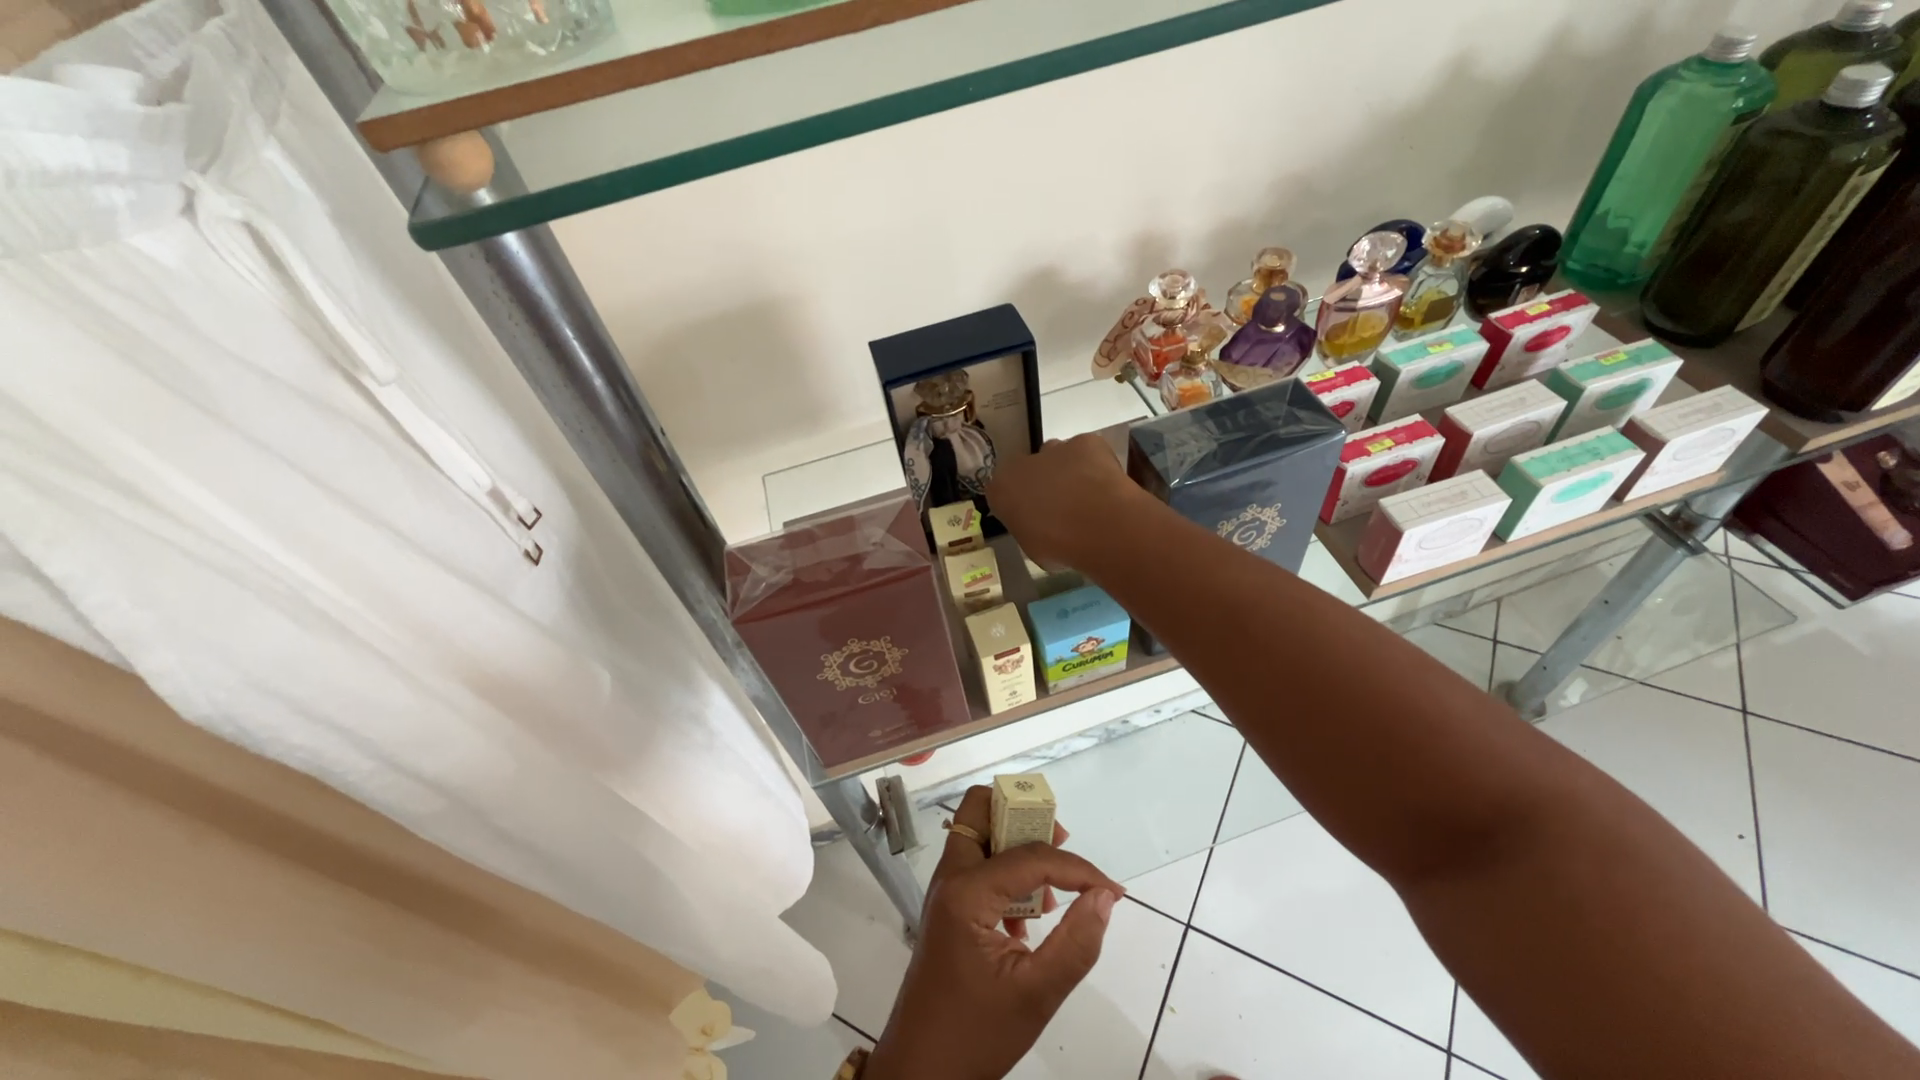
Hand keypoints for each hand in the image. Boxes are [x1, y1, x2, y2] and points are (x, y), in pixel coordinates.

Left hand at [863, 786, 1125, 1079]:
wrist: (921, 1071)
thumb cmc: (977, 1033)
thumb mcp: (1037, 993)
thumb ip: (1077, 941)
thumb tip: (1106, 895)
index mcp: (967, 892)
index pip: (1031, 855)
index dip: (1078, 868)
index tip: (1113, 889)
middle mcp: (951, 878)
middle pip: (981, 810)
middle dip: (1025, 816)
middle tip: (1063, 847)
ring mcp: (946, 892)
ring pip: (980, 835)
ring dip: (1017, 844)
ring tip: (1053, 890)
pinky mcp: (950, 909)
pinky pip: (980, 866)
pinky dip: (1008, 872)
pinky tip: (1031, 918)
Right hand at [985, 433, 1147, 570]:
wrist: (1099, 527)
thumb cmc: (1059, 547)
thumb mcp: (1034, 550)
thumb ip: (1031, 530)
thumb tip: (1042, 529)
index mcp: (1001, 490)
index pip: (1002, 492)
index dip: (1019, 504)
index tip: (1033, 518)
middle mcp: (1021, 464)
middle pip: (1029, 470)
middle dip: (1042, 484)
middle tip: (1061, 509)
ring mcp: (1054, 449)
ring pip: (1057, 456)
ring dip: (1067, 471)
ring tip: (1088, 497)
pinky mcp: (1086, 442)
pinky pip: (1088, 452)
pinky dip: (1096, 465)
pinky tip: (1107, 486)